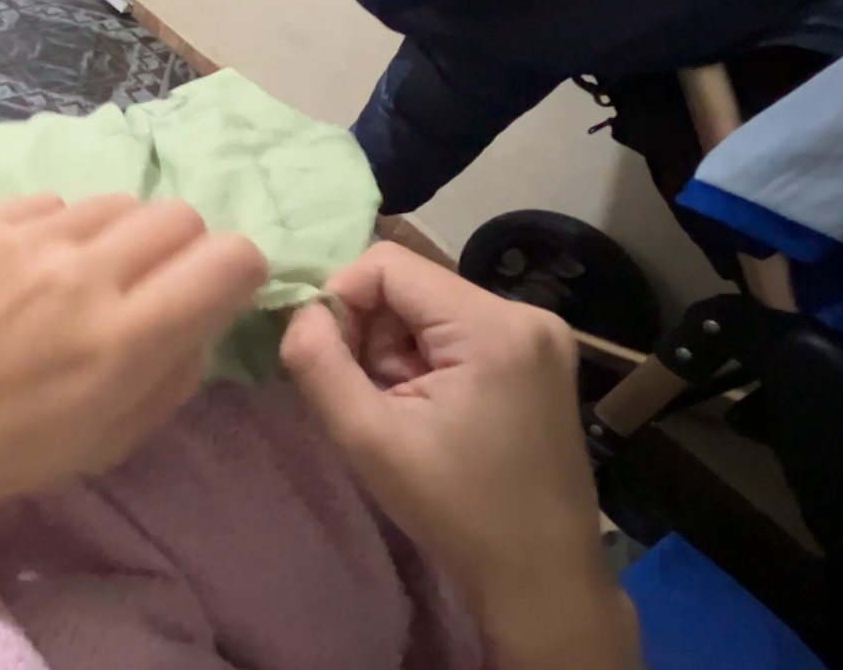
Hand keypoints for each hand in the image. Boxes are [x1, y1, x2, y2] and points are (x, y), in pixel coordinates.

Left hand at [0, 194, 267, 512]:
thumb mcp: (107, 442)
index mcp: (123, 339)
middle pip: (179, 214)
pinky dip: (64, 229)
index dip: (238, 270)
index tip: (217, 290)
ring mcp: (30, 237)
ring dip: (122, 236)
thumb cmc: (1, 448)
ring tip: (88, 273)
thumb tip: (202, 317)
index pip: (227, 259)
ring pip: (119, 200)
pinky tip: (33, 265)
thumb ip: (173, 376)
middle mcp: (84, 273)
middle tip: (153, 283)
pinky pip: (57, 202)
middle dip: (185, 248)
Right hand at [279, 243, 636, 669]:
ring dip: (389, 346)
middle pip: (406, 283)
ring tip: (395, 404)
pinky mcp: (532, 355)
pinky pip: (447, 326)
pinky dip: (417, 356)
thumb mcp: (364, 436)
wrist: (541, 580)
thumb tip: (300, 309)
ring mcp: (535, 334)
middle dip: (367, 329)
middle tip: (365, 390)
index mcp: (493, 325)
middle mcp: (524, 314)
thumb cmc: (453, 508)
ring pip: (422, 305)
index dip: (340, 298)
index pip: (384, 263)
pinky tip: (421, 404)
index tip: (332, 357)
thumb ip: (316, 359)